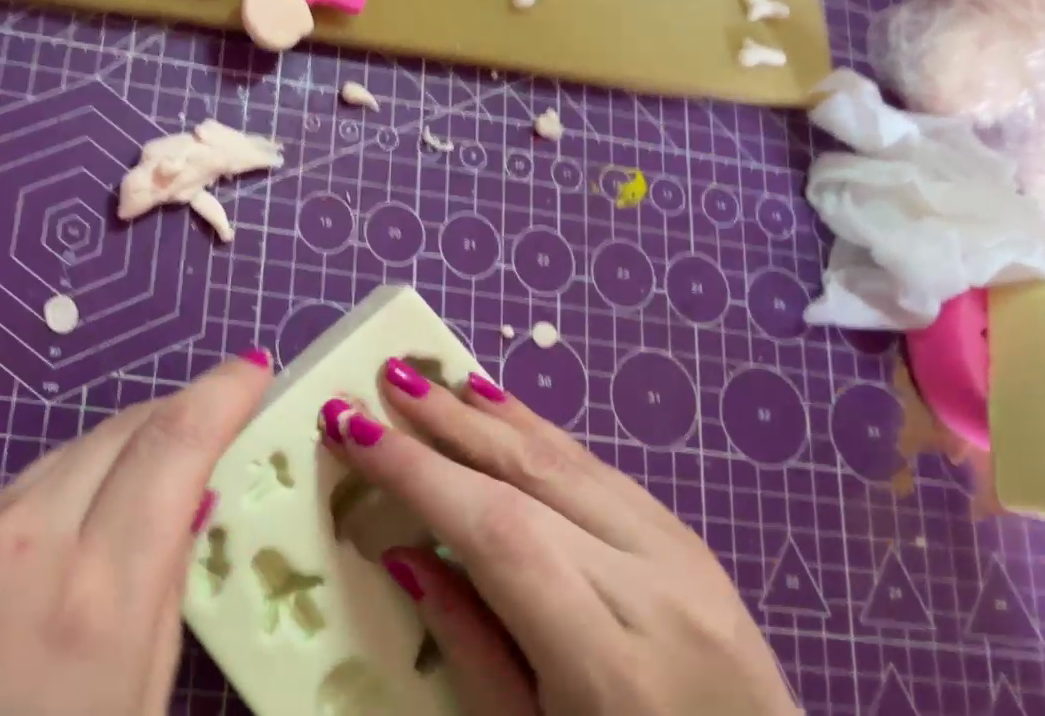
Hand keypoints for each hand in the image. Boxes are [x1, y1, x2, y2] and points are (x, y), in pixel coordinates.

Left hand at [0, 350, 273, 715]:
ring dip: (130, 440)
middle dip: (180, 409)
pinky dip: (80, 471)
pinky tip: (92, 503)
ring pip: (78, 446)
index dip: (220, 395)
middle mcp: (38, 533)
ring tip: (163, 464)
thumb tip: (190, 502)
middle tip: (222, 417)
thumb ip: (165, 593)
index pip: (172, 448)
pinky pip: (35, 476)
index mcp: (100, 592)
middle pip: (124, 429)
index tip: (253, 368)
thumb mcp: (135, 700)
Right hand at [321, 359, 799, 715]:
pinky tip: (499, 406)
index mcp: (609, 666)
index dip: (416, 471)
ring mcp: (687, 566)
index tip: (349, 426)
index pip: (496, 534)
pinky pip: (603, 472)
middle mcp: (657, 597)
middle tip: (380, 380)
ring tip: (425, 379)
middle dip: (443, 423)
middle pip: (530, 481)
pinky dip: (539, 431)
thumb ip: (467, 645)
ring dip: (486, 413)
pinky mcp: (696, 549)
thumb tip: (402, 551)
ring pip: (567, 462)